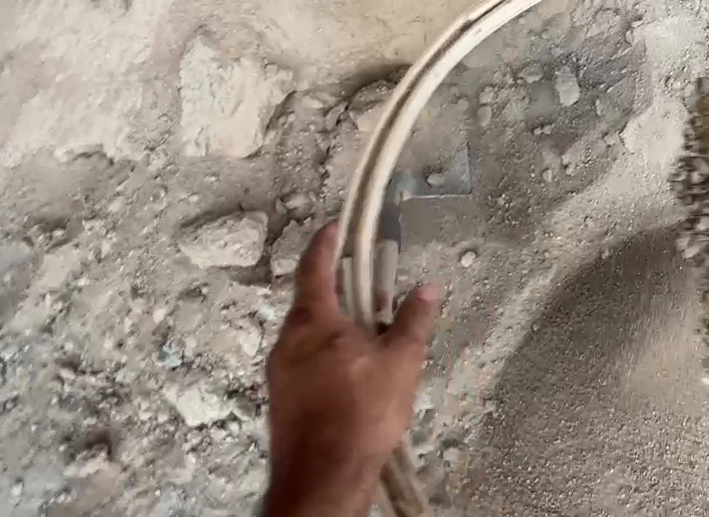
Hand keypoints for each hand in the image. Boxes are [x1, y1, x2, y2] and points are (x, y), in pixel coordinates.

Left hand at [263, 220, 441, 516]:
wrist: (323, 482)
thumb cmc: (361, 414)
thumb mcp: (401, 361)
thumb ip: (414, 320)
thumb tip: (427, 289)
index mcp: (312, 323)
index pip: (314, 268)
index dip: (326, 243)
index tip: (335, 226)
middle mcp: (287, 342)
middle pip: (312, 300)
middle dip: (343, 287)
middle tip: (372, 285)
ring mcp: (281, 373)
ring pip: (310, 331)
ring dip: (339, 320)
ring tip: (373, 328)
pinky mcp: (283, 399)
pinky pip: (306, 356)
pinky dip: (330, 347)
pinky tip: (357, 364)